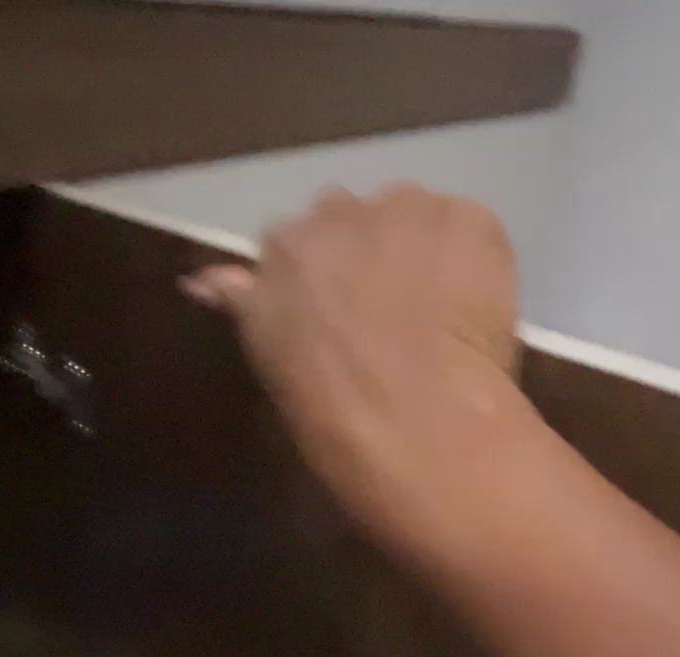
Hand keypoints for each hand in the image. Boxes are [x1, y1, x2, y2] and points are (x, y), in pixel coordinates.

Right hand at [181, 184, 551, 563]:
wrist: (418, 424)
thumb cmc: (333, 417)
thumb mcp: (271, 362)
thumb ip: (245, 305)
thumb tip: (205, 279)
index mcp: (281, 251)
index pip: (296, 245)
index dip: (322, 282)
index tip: (338, 317)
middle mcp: (337, 212)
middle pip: (351, 221)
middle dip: (366, 256)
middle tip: (389, 314)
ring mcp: (406, 210)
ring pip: (410, 218)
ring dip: (419, 250)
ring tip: (438, 312)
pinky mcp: (467, 219)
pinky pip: (467, 228)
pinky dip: (471, 259)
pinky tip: (475, 307)